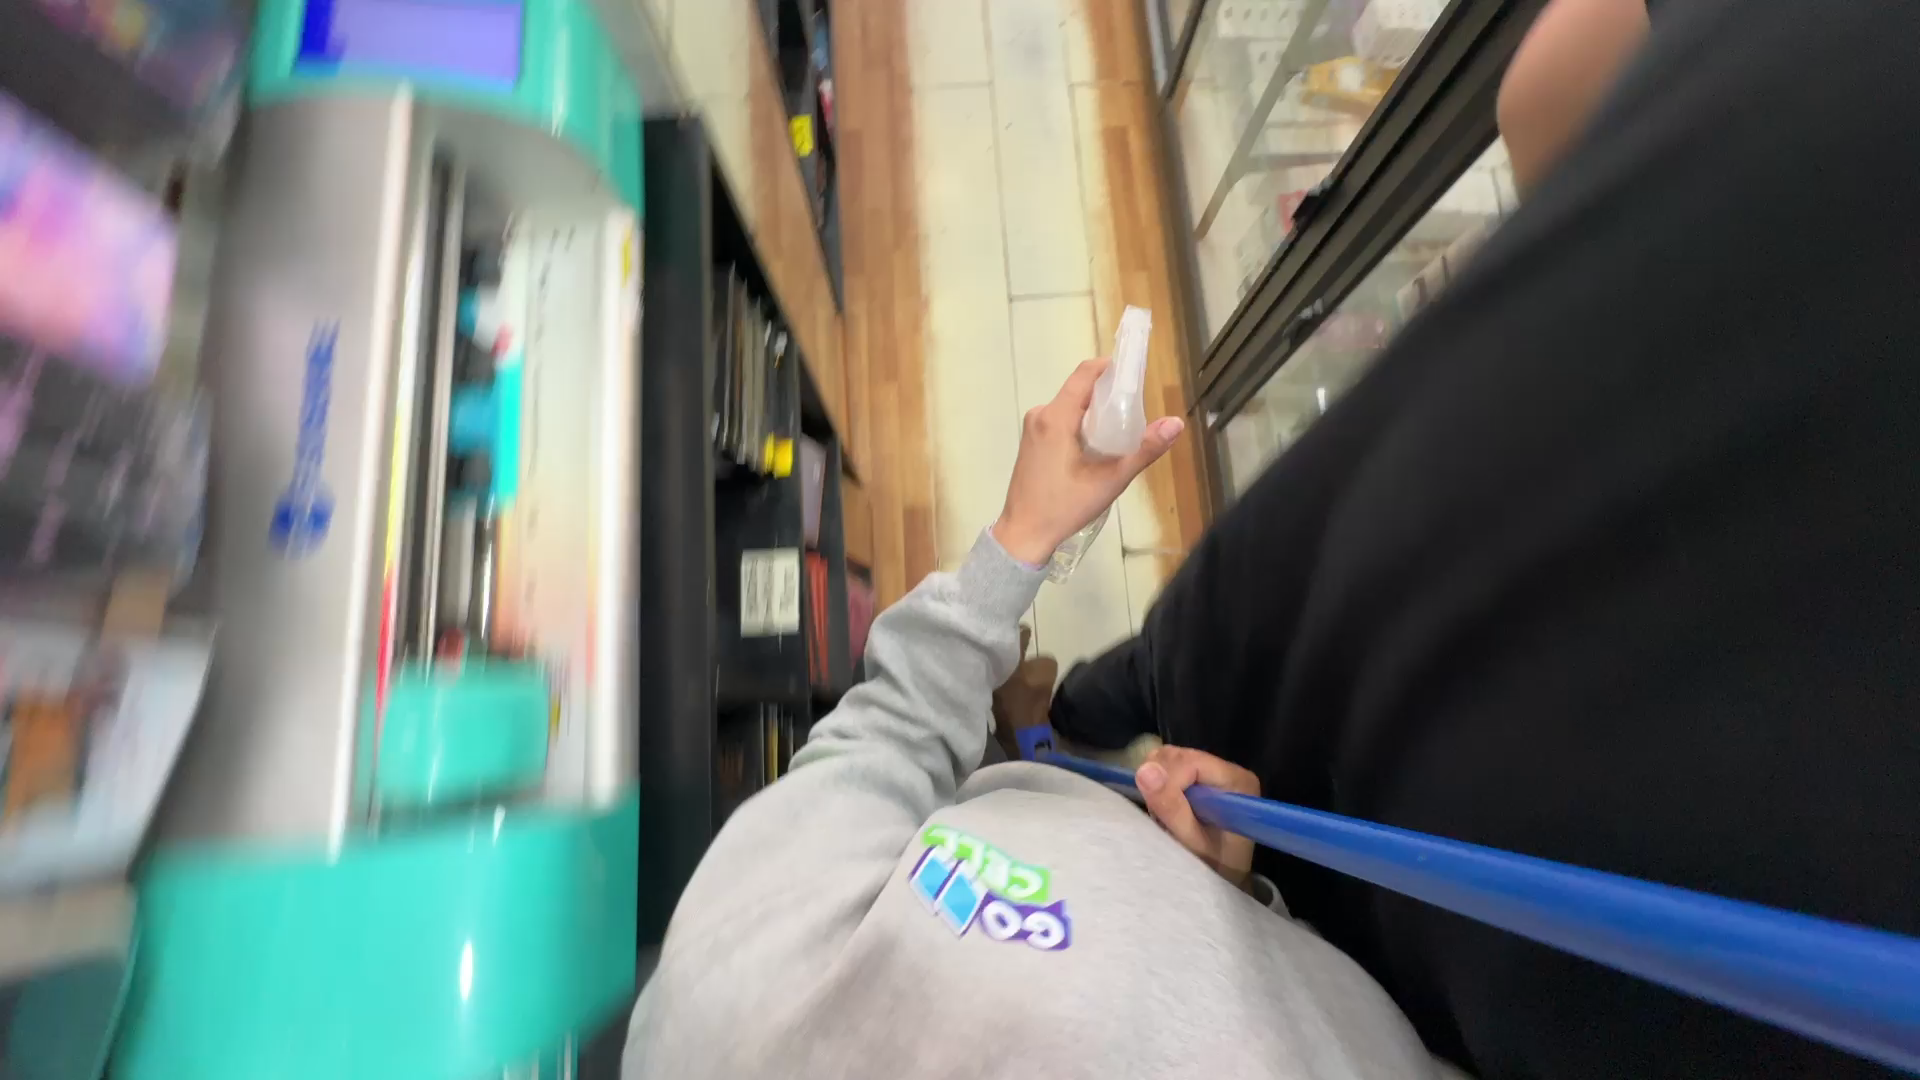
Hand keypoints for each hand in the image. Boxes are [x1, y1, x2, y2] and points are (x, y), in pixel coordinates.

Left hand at [991, 359, 1184, 564]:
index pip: (1085, 373)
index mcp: (1055, 417)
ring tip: (1118, 436)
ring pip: (1070, 407)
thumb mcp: (1111, 480)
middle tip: (1134, 415)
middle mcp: (1040, 415)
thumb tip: (1176, 424)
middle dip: (1108, 396)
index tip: (1135, 377)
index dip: (1111, 368)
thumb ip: (1144, 449)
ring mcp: (1032, 429)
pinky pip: (1059, 421)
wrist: (1024, 534)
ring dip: (1094, 414)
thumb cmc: (1064, 507)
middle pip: (1079, 390)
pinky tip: (1094, 450)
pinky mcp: (1030, 442)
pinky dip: (1079, 427)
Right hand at [1136, 745, 1258, 885]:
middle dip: (1161, 782)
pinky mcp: (1200, 773)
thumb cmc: (1215, 867)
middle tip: (1163, 816)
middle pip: (1177, 756)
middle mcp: (1228, 768)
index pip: (1190, 761)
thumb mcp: (1192, 844)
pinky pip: (1168, 765)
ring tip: (1167, 814)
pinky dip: (1159, 784)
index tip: (1160, 810)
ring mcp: (1214, 769)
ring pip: (1169, 758)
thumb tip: (1145, 770)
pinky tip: (1168, 806)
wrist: (1225, 879)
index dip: (1168, 780)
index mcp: (1237, 781)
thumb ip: (1171, 808)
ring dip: (1158, 784)